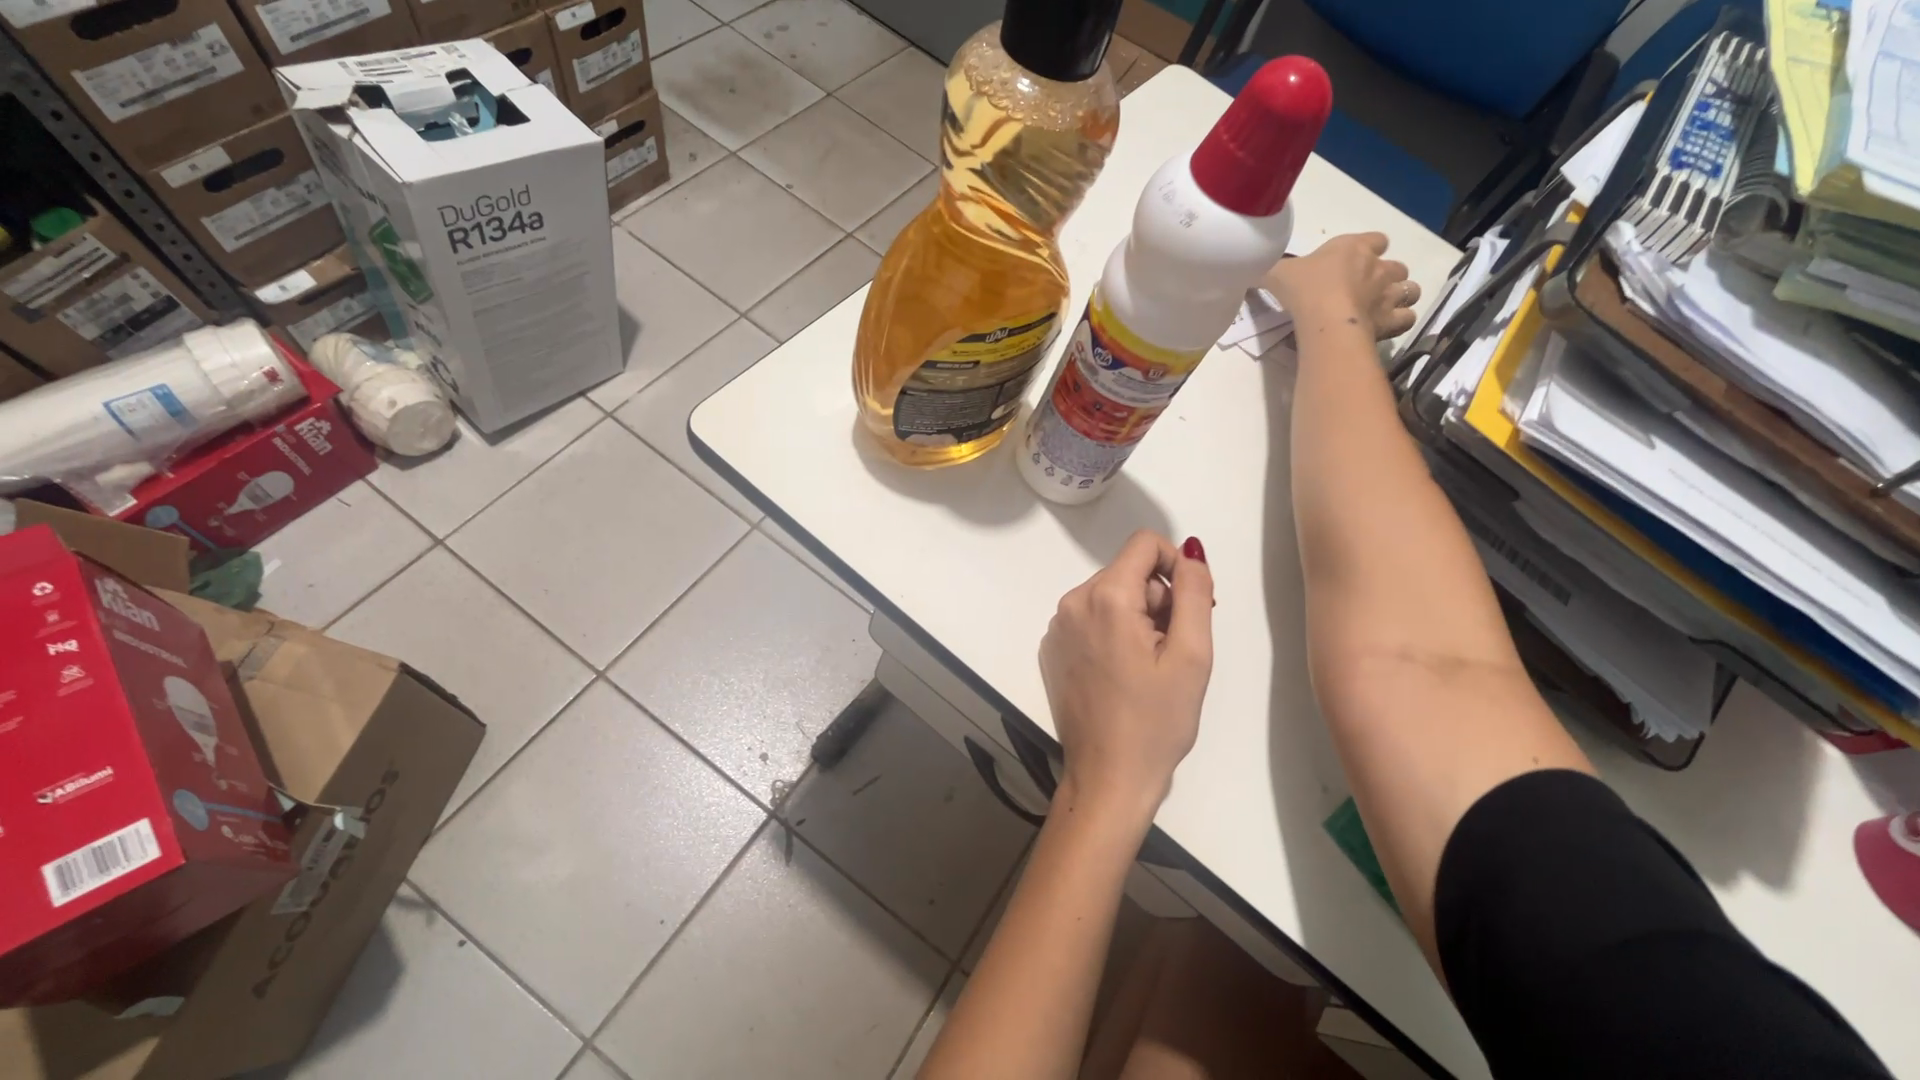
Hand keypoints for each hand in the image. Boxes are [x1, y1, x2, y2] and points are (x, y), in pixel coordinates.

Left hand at [1039, 530, 1213, 818]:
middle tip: (1175, 649)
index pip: (1144, 544)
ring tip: (1151, 667)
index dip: (1175, 569)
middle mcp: (1071, 603)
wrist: (1109, 778)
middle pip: (1127, 572)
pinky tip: (1126, 675)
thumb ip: (1193, 591)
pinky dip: (1113, 634)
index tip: (1188, 612)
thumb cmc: (1157, 721)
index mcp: (1105, 598)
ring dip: (1138, 618)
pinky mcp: (1051, 650)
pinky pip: (1090, 620)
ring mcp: (1056, 628)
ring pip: (1110, 596)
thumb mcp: (1192, 654)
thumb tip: (1188, 549)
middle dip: (1158, 599)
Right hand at [1265, 233, 1420, 339]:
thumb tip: (1251, 270)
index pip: (1377, 239)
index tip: (1356, 260)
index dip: (1370, 248)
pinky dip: (1399, 321)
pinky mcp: (1392, 320)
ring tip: (1380, 308)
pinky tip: (1385, 327)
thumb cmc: (1303, 289)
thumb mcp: (1277, 273)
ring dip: (1399, 297)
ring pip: (1409, 289)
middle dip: (1386, 275)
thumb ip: (1269, 270)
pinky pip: (1406, 317)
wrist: (1324, 319)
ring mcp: (1388, 294)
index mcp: (1354, 248)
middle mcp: (1378, 267)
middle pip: (1397, 266)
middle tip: (1365, 290)